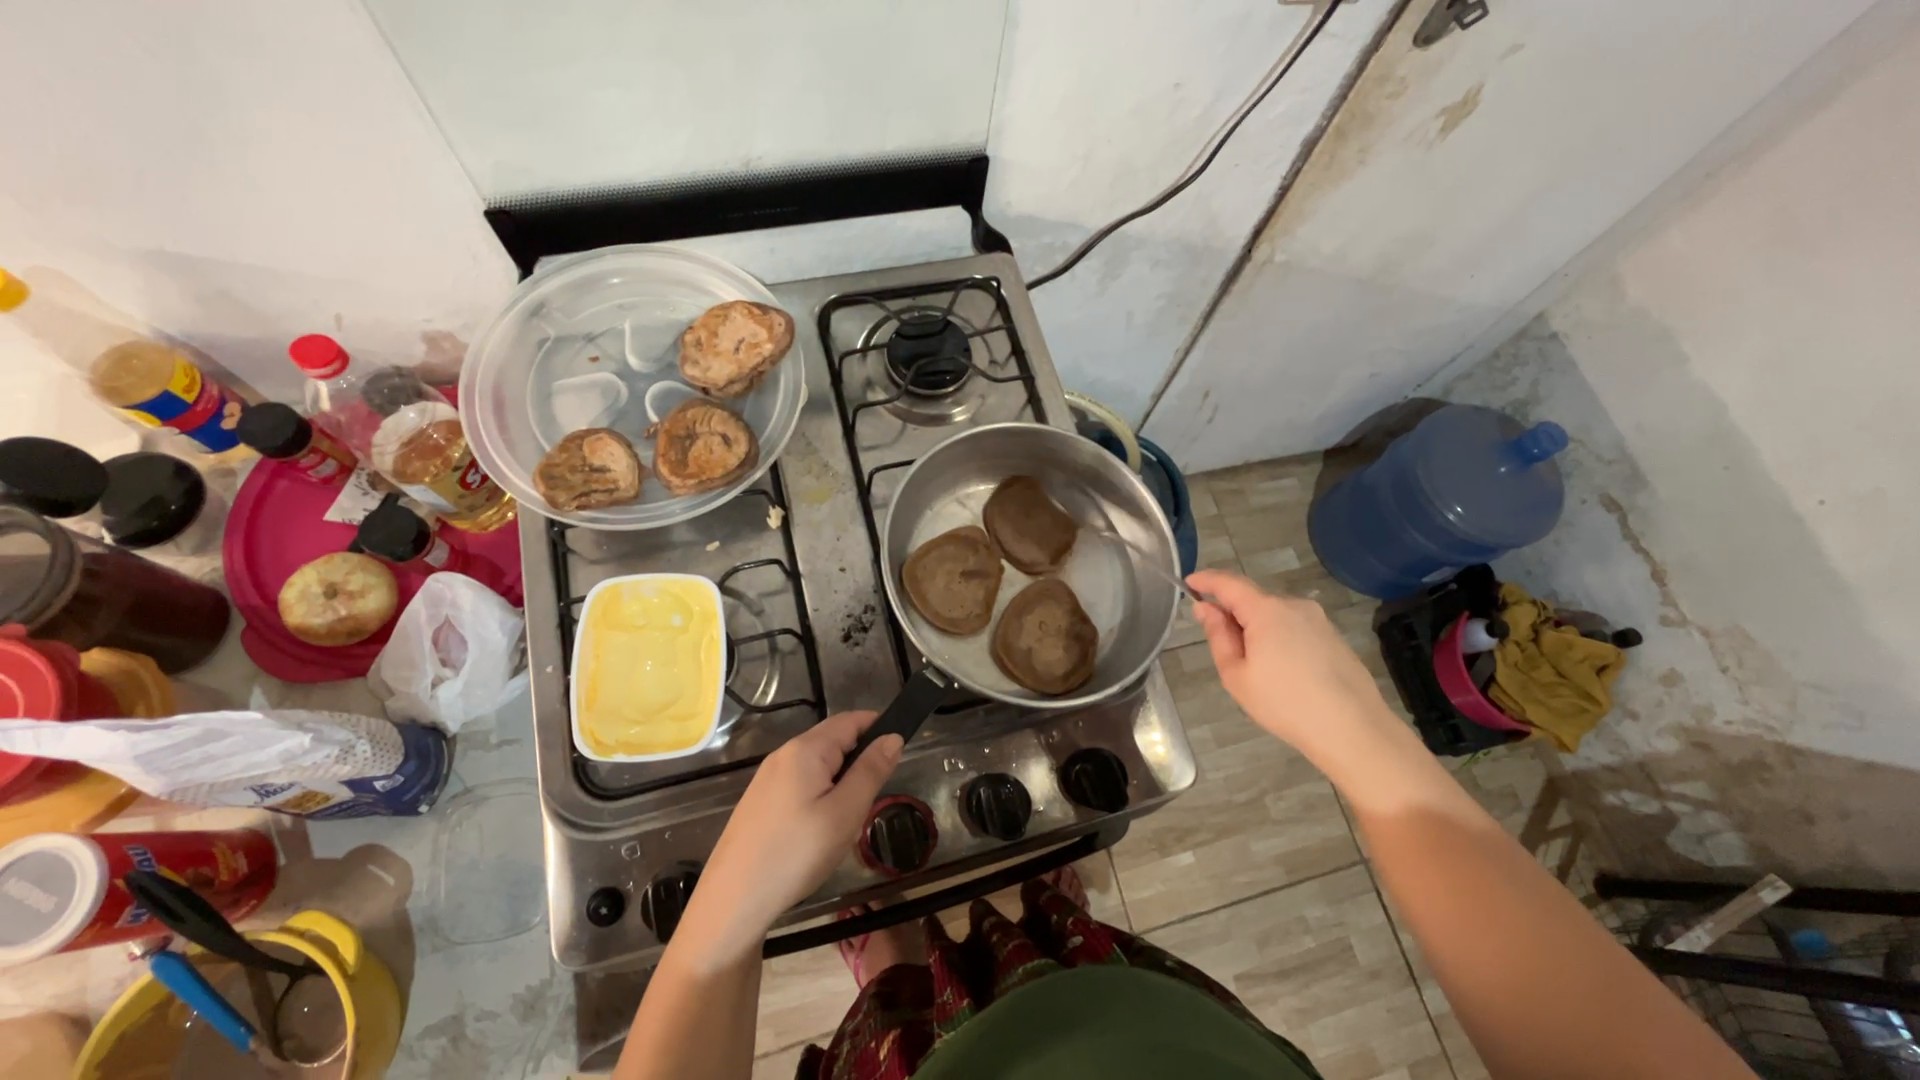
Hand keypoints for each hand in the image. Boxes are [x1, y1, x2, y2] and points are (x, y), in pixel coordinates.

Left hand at [676, 711, 902, 963]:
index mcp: (805, 749)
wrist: (734, 901)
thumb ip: (871, 771)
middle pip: (832, 740)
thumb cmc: (796, 853)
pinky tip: (822, 829)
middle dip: (860, 758)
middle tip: (877, 795)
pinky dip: (820, 795)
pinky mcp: (759, 803)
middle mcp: (783, 755)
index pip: (849, 720)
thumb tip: (893, 736)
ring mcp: (767, 779)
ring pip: (817, 766)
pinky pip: (800, 785)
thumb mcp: (845, 812)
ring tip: (852, 817)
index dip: (879, 726)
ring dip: (841, 781)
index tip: (901, 750)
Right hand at [1186, 569, 1400, 762]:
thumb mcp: (1237, 675)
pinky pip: (1295, 628)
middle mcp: (1294, 605)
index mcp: (1267, 610)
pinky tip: (1282, 672)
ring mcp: (1318, 620)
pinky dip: (1278, 638)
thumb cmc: (1284, 703)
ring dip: (1256, 628)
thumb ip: (1218, 636)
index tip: (1188, 583)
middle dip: (1232, 612)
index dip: (1206, 581)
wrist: (1352, 727)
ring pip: (1275, 615)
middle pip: (1253, 599)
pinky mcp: (1333, 637)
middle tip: (1221, 645)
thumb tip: (1206, 609)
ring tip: (1254, 668)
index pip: (1229, 583)